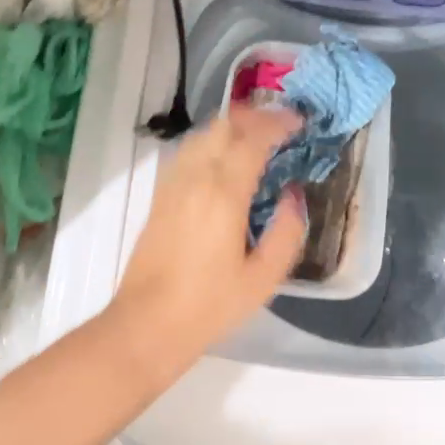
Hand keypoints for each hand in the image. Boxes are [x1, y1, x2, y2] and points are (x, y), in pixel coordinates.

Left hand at [109, 105, 307, 377]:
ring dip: (233, 126)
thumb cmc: (208, 306)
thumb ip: (286, 232)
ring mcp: (174, 182)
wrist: (145, 326)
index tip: (299, 123)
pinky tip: (225, 160)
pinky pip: (190, 150)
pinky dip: (212, 141)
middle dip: (256, 118)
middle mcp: (197, 176)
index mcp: (224, 192)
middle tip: (280, 128)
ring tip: (256, 139)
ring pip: (204, 132)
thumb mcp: (262, 279)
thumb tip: (293, 195)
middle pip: (225, 124)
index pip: (254, 137)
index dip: (278, 123)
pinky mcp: (161, 194)